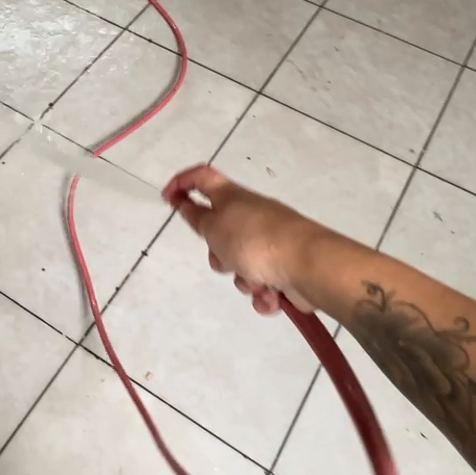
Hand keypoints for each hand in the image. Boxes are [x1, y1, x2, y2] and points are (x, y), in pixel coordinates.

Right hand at [161, 164, 326, 314]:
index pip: (202, 178)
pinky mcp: (284, 267)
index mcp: (233, 197)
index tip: (167, 199)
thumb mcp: (214, 226)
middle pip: (220, 232)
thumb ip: (196, 217)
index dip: (183, 182)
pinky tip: (271, 296)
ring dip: (243, 280)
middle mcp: (251, 216)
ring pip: (240, 264)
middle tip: (224, 259)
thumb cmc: (254, 240)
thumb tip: (185, 203)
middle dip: (217, 254)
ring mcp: (269, 242)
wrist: (308, 264)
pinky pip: (262, 285)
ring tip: (256, 282)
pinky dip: (263, 294)